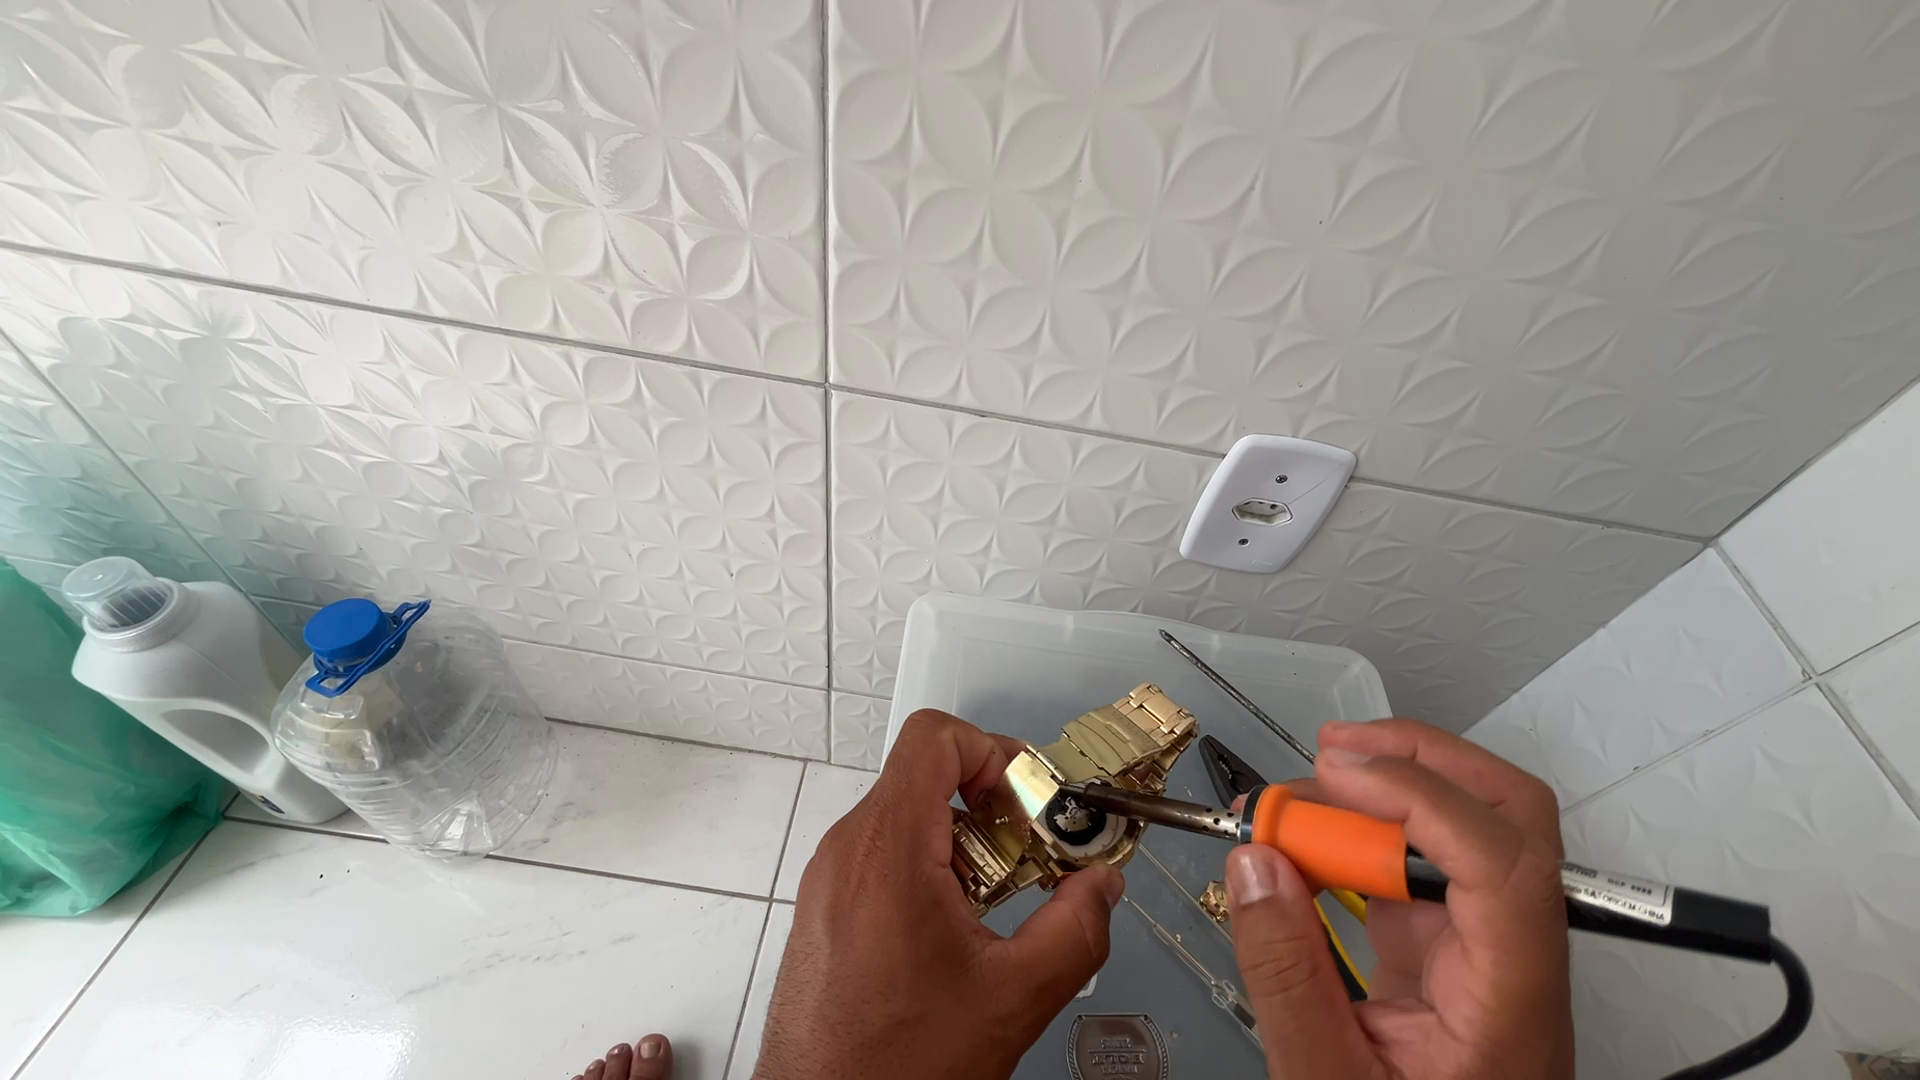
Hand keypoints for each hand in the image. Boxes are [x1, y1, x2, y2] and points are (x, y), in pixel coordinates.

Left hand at [754, 710, 1122, 1079]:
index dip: (990, 750)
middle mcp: (848, 848)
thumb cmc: (898, 1067)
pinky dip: (930, 865)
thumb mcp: (1011, 998)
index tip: (1025, 799)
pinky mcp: (824, 905)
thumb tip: (1101, 885)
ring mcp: (829, 876)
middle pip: (924, 774)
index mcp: (887, 848)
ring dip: (963, 840)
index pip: (933, 737)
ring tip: (998, 899)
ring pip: (906, 814)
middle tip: (1029, 854)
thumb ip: (1075, 931)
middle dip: (989, 803)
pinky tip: (957, 927)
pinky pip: (882, 851)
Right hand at [1228, 719, 1572, 1079]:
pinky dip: (1344, 840)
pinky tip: (1290, 846)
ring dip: (1366, 798)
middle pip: (1509, 821)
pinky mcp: (1435, 950)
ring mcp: (1475, 949)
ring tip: (1280, 806)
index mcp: (1510, 1004)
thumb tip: (1253, 860)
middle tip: (1330, 750)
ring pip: (1450, 833)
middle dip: (1418, 763)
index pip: (1504, 865)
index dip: (1422, 797)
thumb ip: (1285, 975)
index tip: (1331, 770)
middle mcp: (1511, 959)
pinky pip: (1399, 870)